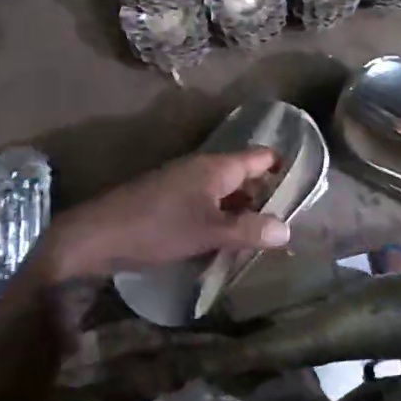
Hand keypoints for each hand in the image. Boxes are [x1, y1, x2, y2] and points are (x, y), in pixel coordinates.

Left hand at [32, 149, 290, 280]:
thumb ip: (249, 230)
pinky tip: (225, 242)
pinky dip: (220, 219)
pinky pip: (206, 204)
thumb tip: (287, 230)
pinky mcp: (168, 200)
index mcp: (216, 167)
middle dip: (265, 198)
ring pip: (224, 193)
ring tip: (262, 238)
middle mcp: (202, 168)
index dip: (284, 170)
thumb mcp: (209, 232)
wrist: (96, 235)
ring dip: (242, 212)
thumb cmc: (157, 228)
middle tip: (287, 224)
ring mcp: (183, 183)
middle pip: (245, 176)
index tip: (304, 192)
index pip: (261, 157)